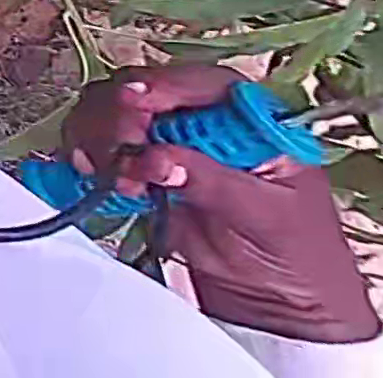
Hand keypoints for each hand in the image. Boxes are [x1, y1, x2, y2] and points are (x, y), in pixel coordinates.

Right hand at [63, 65, 380, 343]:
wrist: (274, 301)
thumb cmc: (295, 256)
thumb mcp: (269, 218)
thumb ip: (212, 182)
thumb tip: (155, 158)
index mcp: (245, 117)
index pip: (200, 82)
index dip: (165, 85)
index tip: (134, 101)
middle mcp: (195, 115)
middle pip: (140, 87)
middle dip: (122, 115)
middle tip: (124, 149)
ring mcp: (158, 134)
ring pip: (106, 106)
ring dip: (101, 136)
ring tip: (119, 179)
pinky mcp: (130, 158)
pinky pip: (91, 137)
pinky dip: (86, 151)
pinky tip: (97, 175)